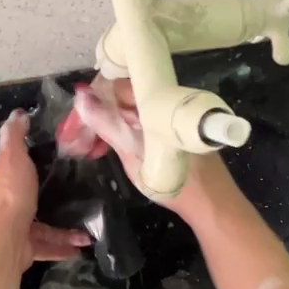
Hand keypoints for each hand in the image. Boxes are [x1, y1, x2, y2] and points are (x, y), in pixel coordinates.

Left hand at [0, 110, 90, 262]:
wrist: (5, 237)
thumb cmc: (12, 193)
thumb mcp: (13, 157)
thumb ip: (15, 137)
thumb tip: (17, 114)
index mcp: (8, 180)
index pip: (21, 168)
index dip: (36, 163)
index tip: (61, 159)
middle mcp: (12, 204)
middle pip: (35, 199)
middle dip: (56, 200)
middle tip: (82, 197)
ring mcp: (19, 227)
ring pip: (45, 227)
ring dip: (67, 229)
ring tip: (89, 230)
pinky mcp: (27, 248)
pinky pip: (49, 247)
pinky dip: (64, 247)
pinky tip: (82, 247)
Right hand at [73, 79, 236, 225]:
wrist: (211, 203)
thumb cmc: (173, 180)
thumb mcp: (133, 155)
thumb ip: (107, 126)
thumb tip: (83, 100)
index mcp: (158, 102)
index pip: (120, 85)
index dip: (96, 97)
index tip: (78, 116)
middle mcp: (164, 103)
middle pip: (123, 99)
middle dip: (98, 114)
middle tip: (77, 137)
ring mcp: (167, 118)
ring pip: (129, 113)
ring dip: (108, 126)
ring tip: (88, 147)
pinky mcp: (169, 132)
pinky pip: (139, 124)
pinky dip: (121, 133)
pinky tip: (105, 148)